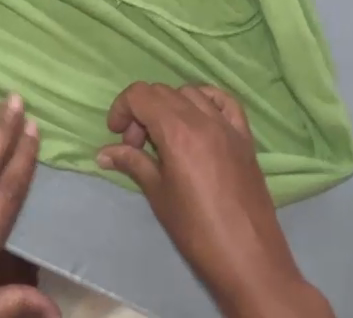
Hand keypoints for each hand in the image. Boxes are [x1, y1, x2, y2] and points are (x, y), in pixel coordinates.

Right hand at [98, 83, 329, 317]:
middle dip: (141, 111)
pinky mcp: (245, 139)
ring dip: (169, 106)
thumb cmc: (196, 230)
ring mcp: (227, 126)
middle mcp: (202, 119)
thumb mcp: (157, 194)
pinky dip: (206, 101)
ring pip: (190, 93)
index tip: (117, 136)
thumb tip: (103, 153)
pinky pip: (225, 102)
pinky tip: (198, 120)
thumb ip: (132, 162)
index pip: (140, 95)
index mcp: (177, 131)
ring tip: (165, 138)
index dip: (121, 109)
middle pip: (162, 91)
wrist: (249, 261)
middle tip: (137, 145)